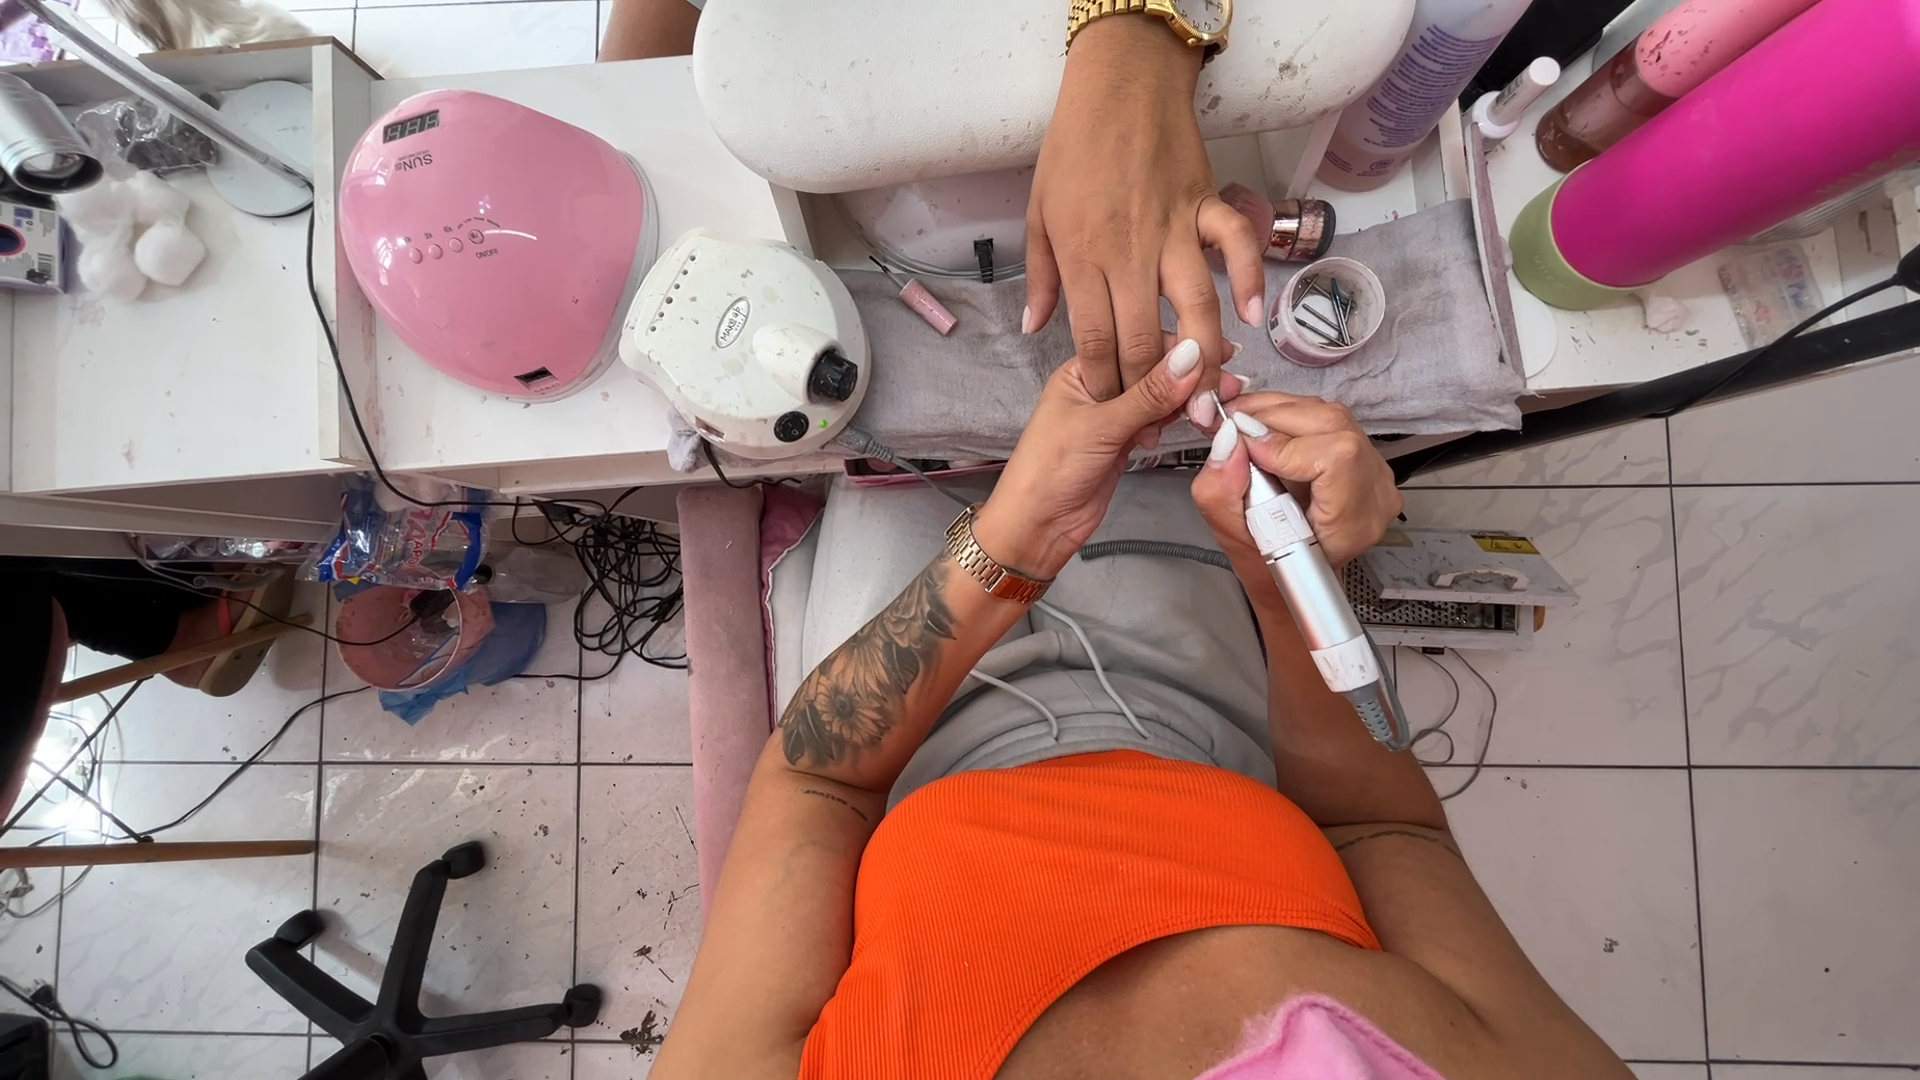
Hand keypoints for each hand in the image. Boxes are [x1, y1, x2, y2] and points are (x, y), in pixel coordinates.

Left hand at [974, 338, 1232, 579]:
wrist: (1038, 525)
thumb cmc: (1051, 469)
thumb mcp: (1101, 426)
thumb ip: (1149, 393)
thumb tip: (1192, 354)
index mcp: (1081, 369)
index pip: (1136, 342)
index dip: (1177, 348)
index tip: (1217, 352)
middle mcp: (1097, 386)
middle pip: (1152, 369)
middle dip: (1189, 375)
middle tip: (1228, 383)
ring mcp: (1112, 415)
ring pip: (1159, 397)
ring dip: (1188, 399)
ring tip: (1220, 402)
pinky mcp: (1124, 440)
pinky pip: (1158, 420)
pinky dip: (1177, 420)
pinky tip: (1197, 420)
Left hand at [1023, 15, 1265, 417]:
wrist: (1119, 81)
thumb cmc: (1071, 152)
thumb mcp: (1037, 217)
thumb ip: (1040, 279)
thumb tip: (1036, 329)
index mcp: (1083, 259)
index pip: (1095, 340)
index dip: (1106, 382)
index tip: (1114, 410)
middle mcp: (1129, 252)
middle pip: (1142, 336)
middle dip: (1151, 388)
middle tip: (1162, 421)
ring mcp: (1172, 229)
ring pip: (1193, 304)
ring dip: (1204, 356)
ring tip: (1210, 395)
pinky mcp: (1206, 205)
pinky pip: (1235, 246)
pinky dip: (1248, 279)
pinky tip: (1250, 318)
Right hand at [1190, 393, 1401, 591]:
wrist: (1292, 568)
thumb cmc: (1267, 562)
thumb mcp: (1229, 537)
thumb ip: (1220, 491)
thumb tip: (1228, 438)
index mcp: (1350, 524)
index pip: (1335, 457)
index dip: (1284, 445)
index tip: (1244, 448)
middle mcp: (1374, 492)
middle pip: (1331, 424)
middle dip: (1271, 418)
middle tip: (1231, 430)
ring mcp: (1374, 468)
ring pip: (1328, 413)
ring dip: (1275, 411)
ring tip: (1240, 429)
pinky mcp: (1363, 451)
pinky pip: (1326, 416)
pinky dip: (1285, 413)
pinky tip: (1259, 428)